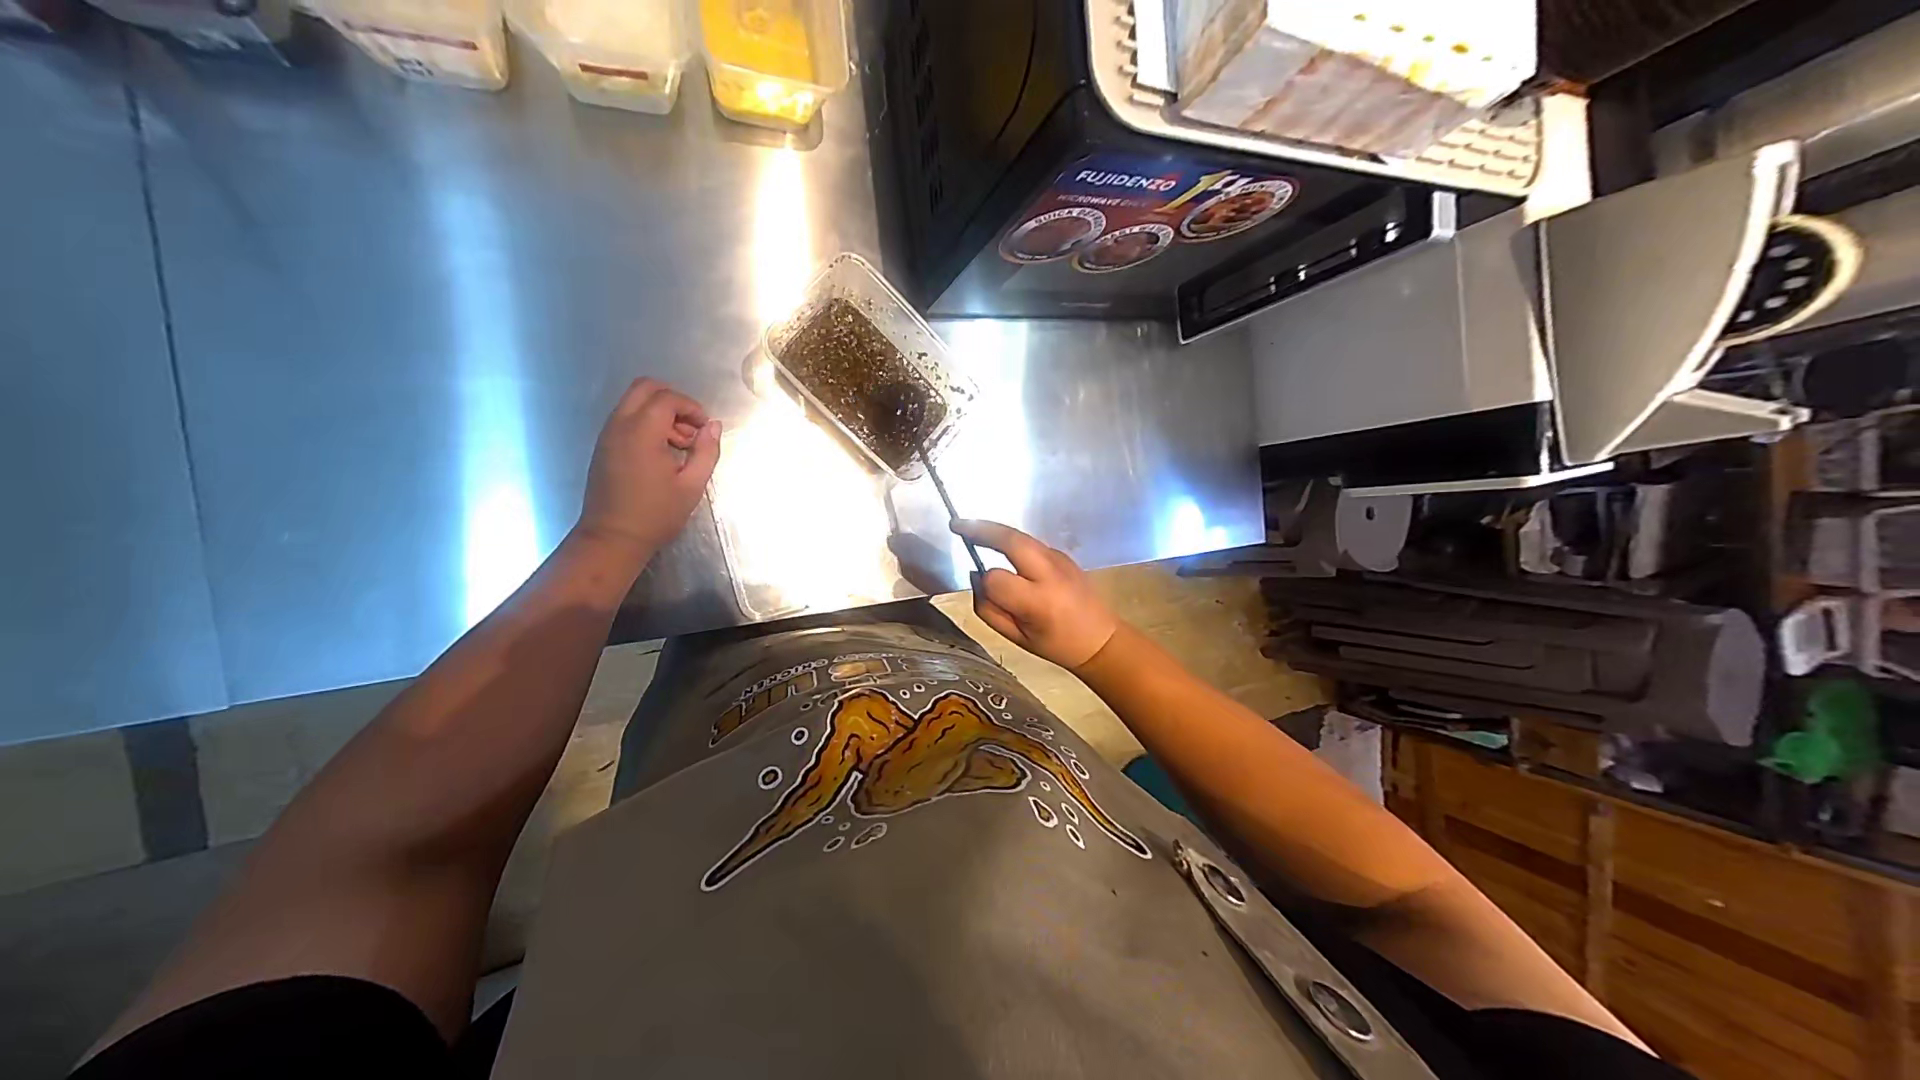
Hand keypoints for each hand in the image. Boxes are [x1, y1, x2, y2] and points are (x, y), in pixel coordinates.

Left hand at [577, 378, 720, 562]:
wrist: (613, 538)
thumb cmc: (656, 514)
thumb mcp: (692, 485)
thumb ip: (706, 451)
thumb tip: (713, 426)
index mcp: (642, 432)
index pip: (668, 398)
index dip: (691, 408)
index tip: (705, 429)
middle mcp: (620, 425)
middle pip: (645, 388)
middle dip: (673, 401)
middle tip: (690, 428)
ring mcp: (608, 434)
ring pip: (634, 402)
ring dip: (660, 413)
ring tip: (679, 445)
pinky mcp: (603, 446)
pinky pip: (626, 418)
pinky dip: (646, 423)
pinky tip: (661, 453)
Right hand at [952, 520, 1118, 669]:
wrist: (1101, 639)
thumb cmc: (1057, 644)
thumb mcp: (1017, 637)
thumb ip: (989, 609)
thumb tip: (976, 579)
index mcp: (1038, 602)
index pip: (997, 579)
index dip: (984, 582)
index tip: (981, 589)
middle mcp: (1050, 574)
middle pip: (1011, 540)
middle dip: (982, 530)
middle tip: (958, 526)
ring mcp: (1060, 560)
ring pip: (1021, 536)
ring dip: (995, 531)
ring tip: (971, 530)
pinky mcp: (1063, 555)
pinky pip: (1031, 544)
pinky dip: (1012, 542)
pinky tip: (1002, 548)